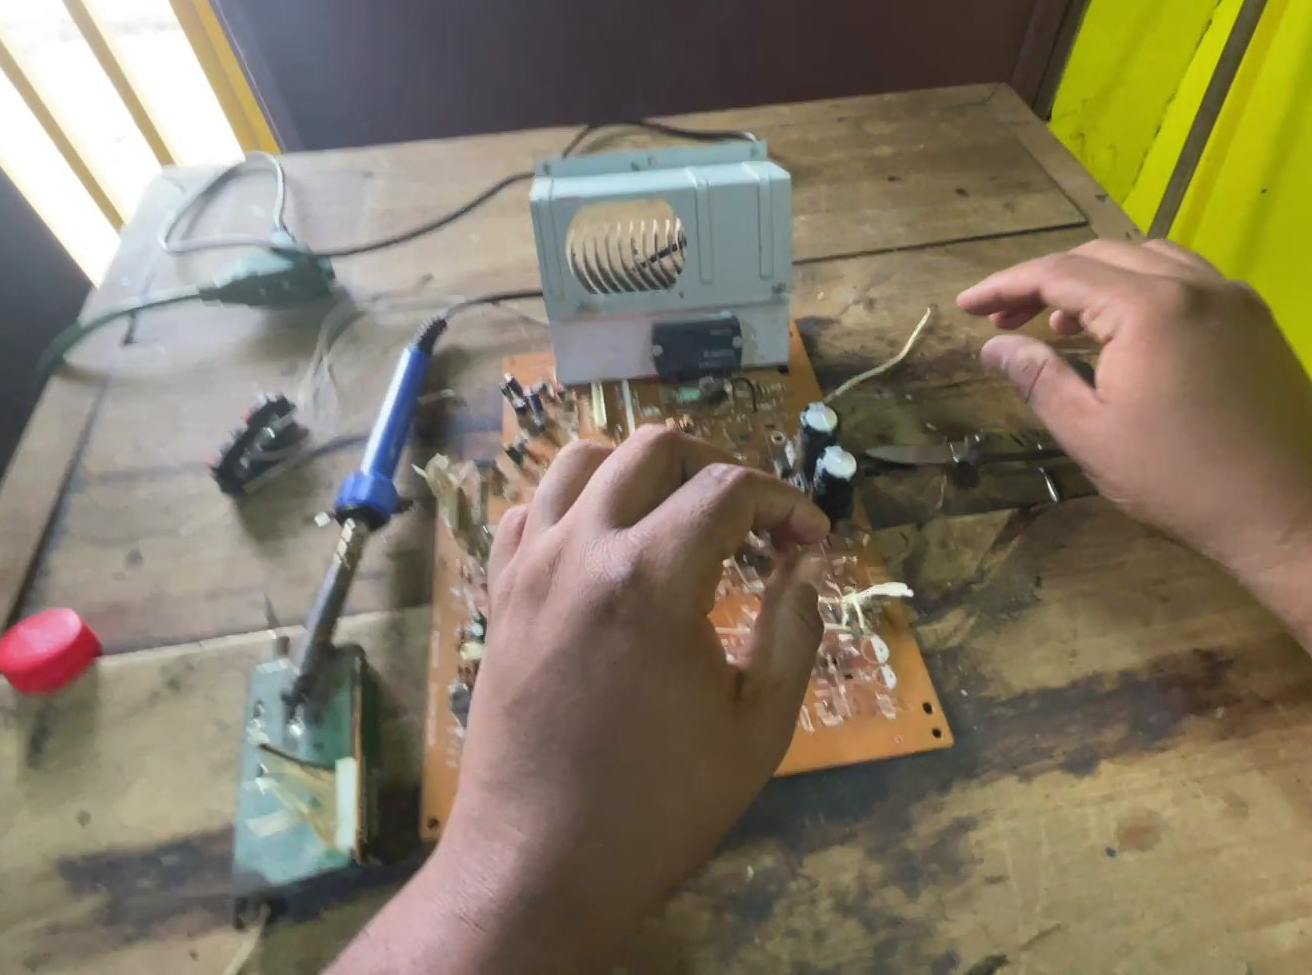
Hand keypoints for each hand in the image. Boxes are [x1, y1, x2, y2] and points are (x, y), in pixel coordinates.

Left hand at [341, 427, 829, 973]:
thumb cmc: (658, 804)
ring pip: (583, 459)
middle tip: (751, 515)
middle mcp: (583, 546)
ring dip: (641, 468)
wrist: (537, 863)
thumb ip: (793, 629)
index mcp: (652, 577)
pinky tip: (605, 539)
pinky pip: (532, 508)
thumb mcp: (758, 727)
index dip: (784, 500)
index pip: (729, 489)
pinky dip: (577, 501)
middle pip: (656, 447)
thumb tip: (806, 561)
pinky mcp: (501, 590)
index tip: (810, 535)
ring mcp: (530, 563)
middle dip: (718, 464)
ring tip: (676, 509)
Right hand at [956, 239, 1311, 575]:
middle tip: (1003, 319)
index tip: (965, 307)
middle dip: (1043, 281)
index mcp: (1149, 308)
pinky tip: (1120, 332)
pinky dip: (1136, 290)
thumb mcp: (1089, 432)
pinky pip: (1182, 280)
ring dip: (1092, 281)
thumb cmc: (1179, 479)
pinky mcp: (1254, 321)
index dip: (1004, 286)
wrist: (1298, 514)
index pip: (1059, 273)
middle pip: (1101, 255)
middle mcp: (1194, 285)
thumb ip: (1037, 377)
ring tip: (1057, 325)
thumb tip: (994, 345)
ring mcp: (1232, 299)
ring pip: (1145, 259)